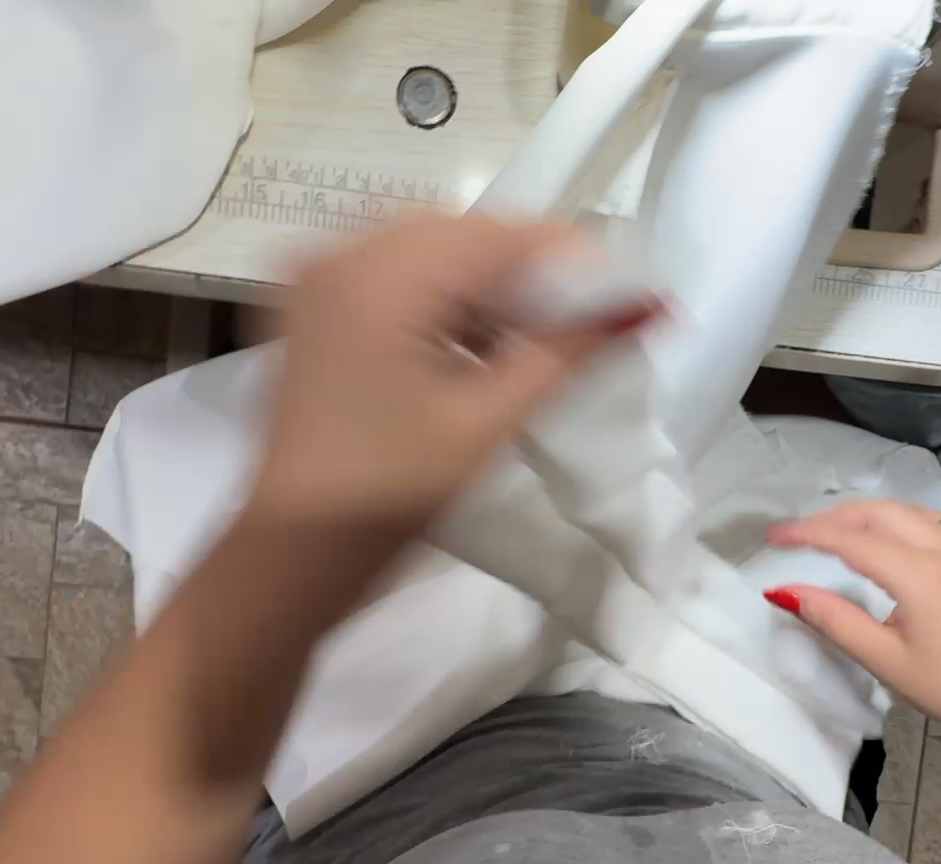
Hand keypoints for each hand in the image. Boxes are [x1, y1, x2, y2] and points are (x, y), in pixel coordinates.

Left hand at [251, 215, 654, 534]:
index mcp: (376, 275)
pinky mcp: (310, 307)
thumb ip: (568, 353)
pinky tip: (473, 348)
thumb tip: (646, 308)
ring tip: (530, 346)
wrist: (293, 553)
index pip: (500, 235)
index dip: (574, 263)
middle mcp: (336, 252)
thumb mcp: (486, 422)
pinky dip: (443, 304)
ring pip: (431, 255)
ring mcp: (314, 277)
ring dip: (488, 292)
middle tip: (581, 330)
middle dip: (530, 279)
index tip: (626, 301)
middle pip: (464, 237)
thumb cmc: (391, 498)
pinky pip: (395, 279)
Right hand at [765, 501, 940, 785]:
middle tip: (801, 532)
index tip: (773, 536)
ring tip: (840, 532)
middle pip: (882, 513)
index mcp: (921, 573)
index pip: (850, 539)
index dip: (806, 533)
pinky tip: (893, 547)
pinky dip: (902, 525)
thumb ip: (833, 620)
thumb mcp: (886, 660)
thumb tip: (784, 591)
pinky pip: (939, 528)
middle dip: (836, 515)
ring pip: (914, 514)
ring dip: (870, 516)